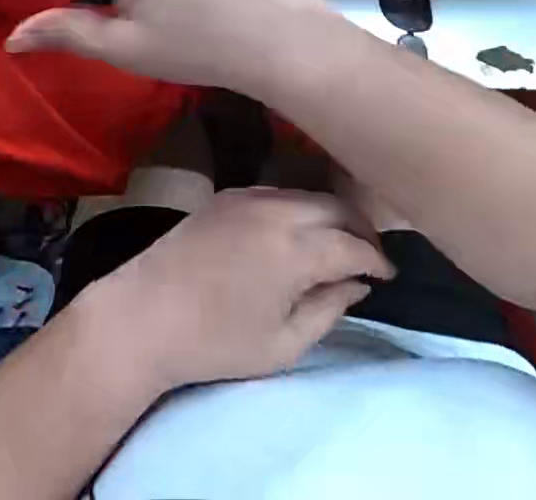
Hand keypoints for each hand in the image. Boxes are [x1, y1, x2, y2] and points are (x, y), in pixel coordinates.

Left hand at [66, 188, 393, 392]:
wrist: (145, 312)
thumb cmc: (216, 340)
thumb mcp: (284, 343)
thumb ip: (328, 308)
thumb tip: (357, 283)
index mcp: (293, 247)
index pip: (354, 245)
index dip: (378, 260)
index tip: (389, 276)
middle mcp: (274, 209)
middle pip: (335, 206)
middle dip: (361, 229)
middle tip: (372, 256)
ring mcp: (246, 195)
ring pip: (306, 194)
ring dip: (330, 213)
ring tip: (340, 242)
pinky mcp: (225, 195)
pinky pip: (277, 192)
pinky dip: (299, 207)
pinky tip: (300, 229)